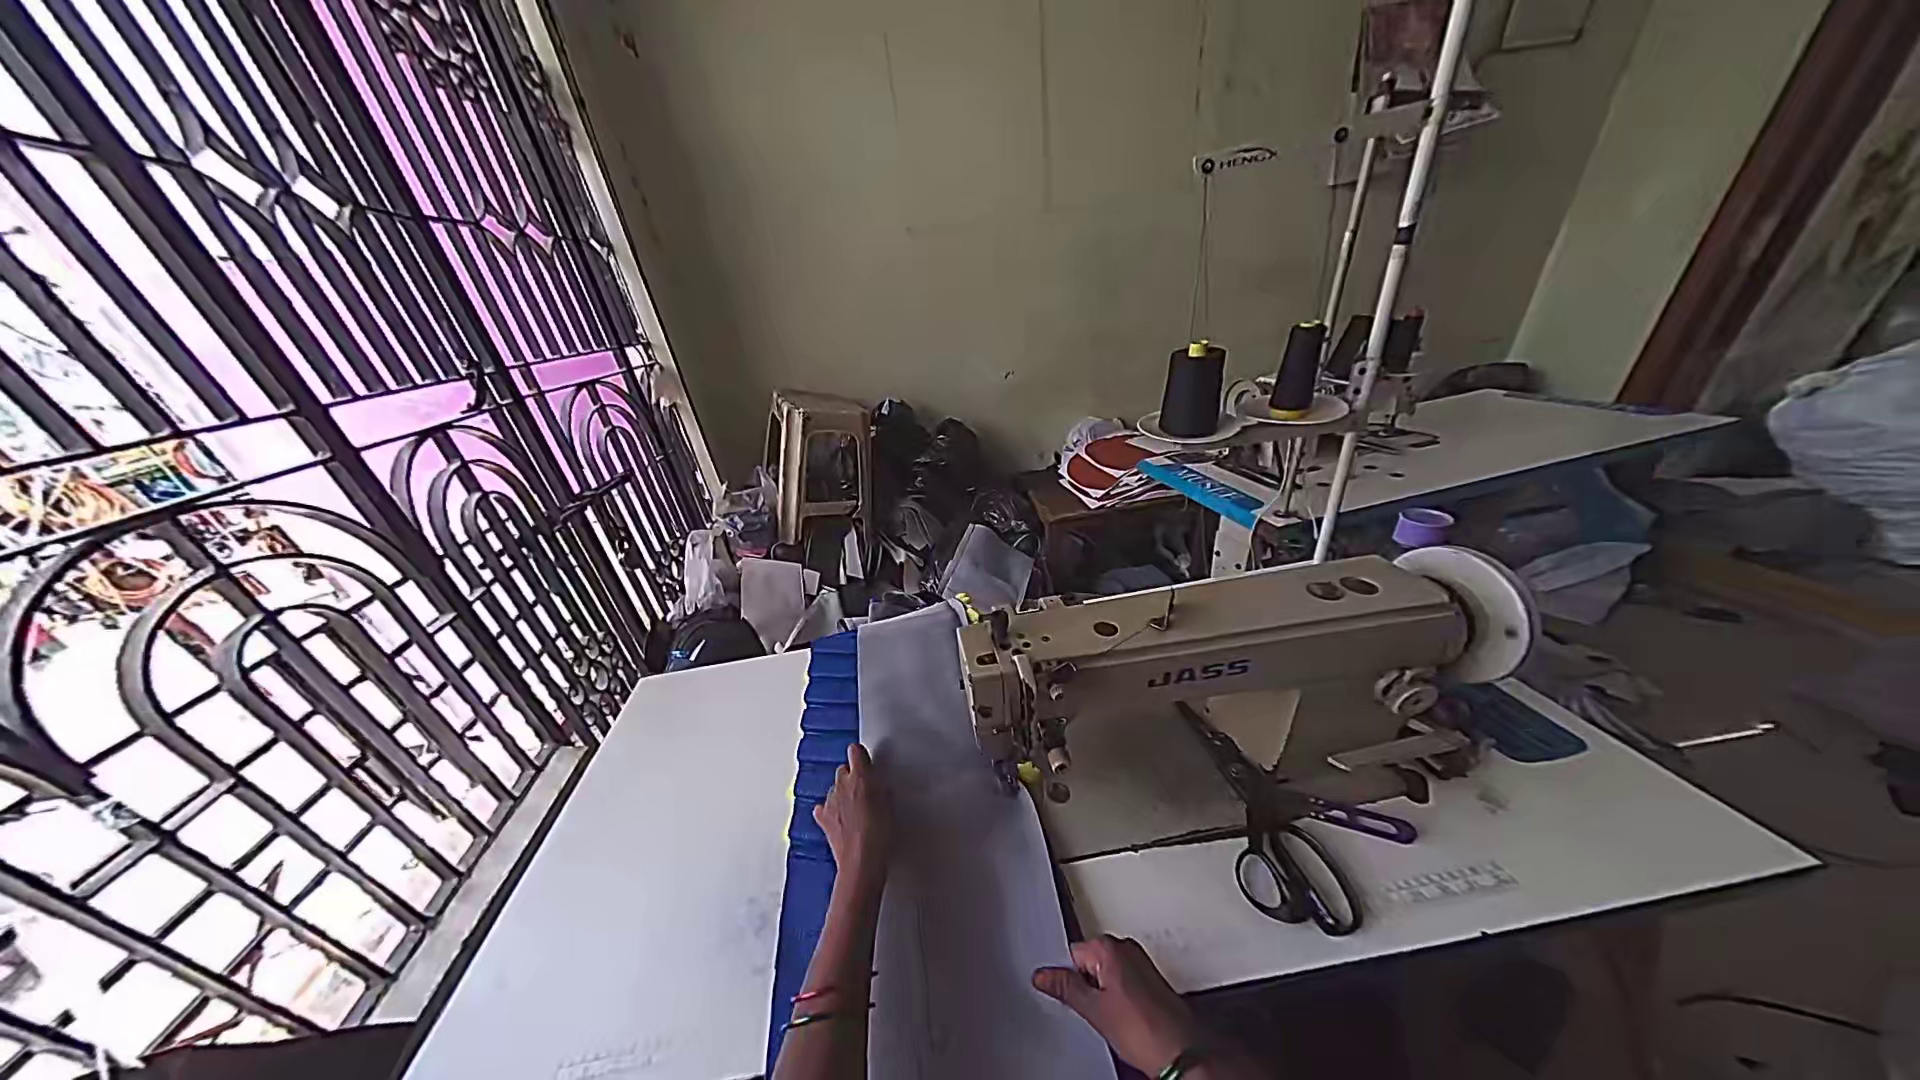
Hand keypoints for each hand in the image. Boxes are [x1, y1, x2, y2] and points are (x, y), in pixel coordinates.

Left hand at [814, 743, 888, 890]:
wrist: (862, 859)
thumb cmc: (879, 832)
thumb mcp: (889, 802)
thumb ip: (879, 786)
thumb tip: (875, 783)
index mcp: (860, 776)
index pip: (855, 751)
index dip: (860, 755)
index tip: (864, 758)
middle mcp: (842, 784)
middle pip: (843, 770)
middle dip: (852, 777)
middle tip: (864, 790)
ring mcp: (830, 801)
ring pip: (834, 788)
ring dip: (842, 795)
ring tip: (856, 810)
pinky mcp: (824, 818)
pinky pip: (825, 807)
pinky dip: (831, 811)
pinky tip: (841, 820)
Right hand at [1033, 935, 1198, 1074]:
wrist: (1181, 1053)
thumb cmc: (1146, 1031)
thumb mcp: (1094, 1011)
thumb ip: (1065, 987)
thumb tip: (1044, 975)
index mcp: (1108, 946)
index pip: (1071, 954)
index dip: (1068, 979)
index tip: (1070, 996)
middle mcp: (1125, 947)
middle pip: (1088, 961)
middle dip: (1086, 985)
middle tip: (1094, 1011)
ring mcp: (1139, 961)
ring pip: (1105, 973)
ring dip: (1103, 993)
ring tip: (1113, 1018)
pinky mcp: (1150, 978)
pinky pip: (1121, 981)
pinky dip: (1118, 997)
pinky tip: (1123, 1019)